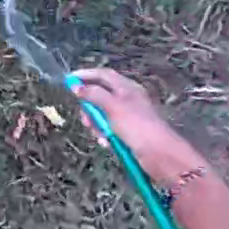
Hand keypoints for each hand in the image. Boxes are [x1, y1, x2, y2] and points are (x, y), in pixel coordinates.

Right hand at [69, 68, 202, 180]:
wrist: (160, 154)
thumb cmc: (136, 126)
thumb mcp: (112, 107)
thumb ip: (93, 94)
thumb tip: (77, 86)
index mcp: (126, 87)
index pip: (102, 74)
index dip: (85, 75)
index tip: (68, 80)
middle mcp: (128, 98)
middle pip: (100, 94)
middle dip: (89, 106)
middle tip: (85, 118)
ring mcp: (129, 115)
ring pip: (103, 113)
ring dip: (96, 123)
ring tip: (99, 134)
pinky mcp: (129, 130)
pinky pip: (109, 127)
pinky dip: (104, 133)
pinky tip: (106, 142)